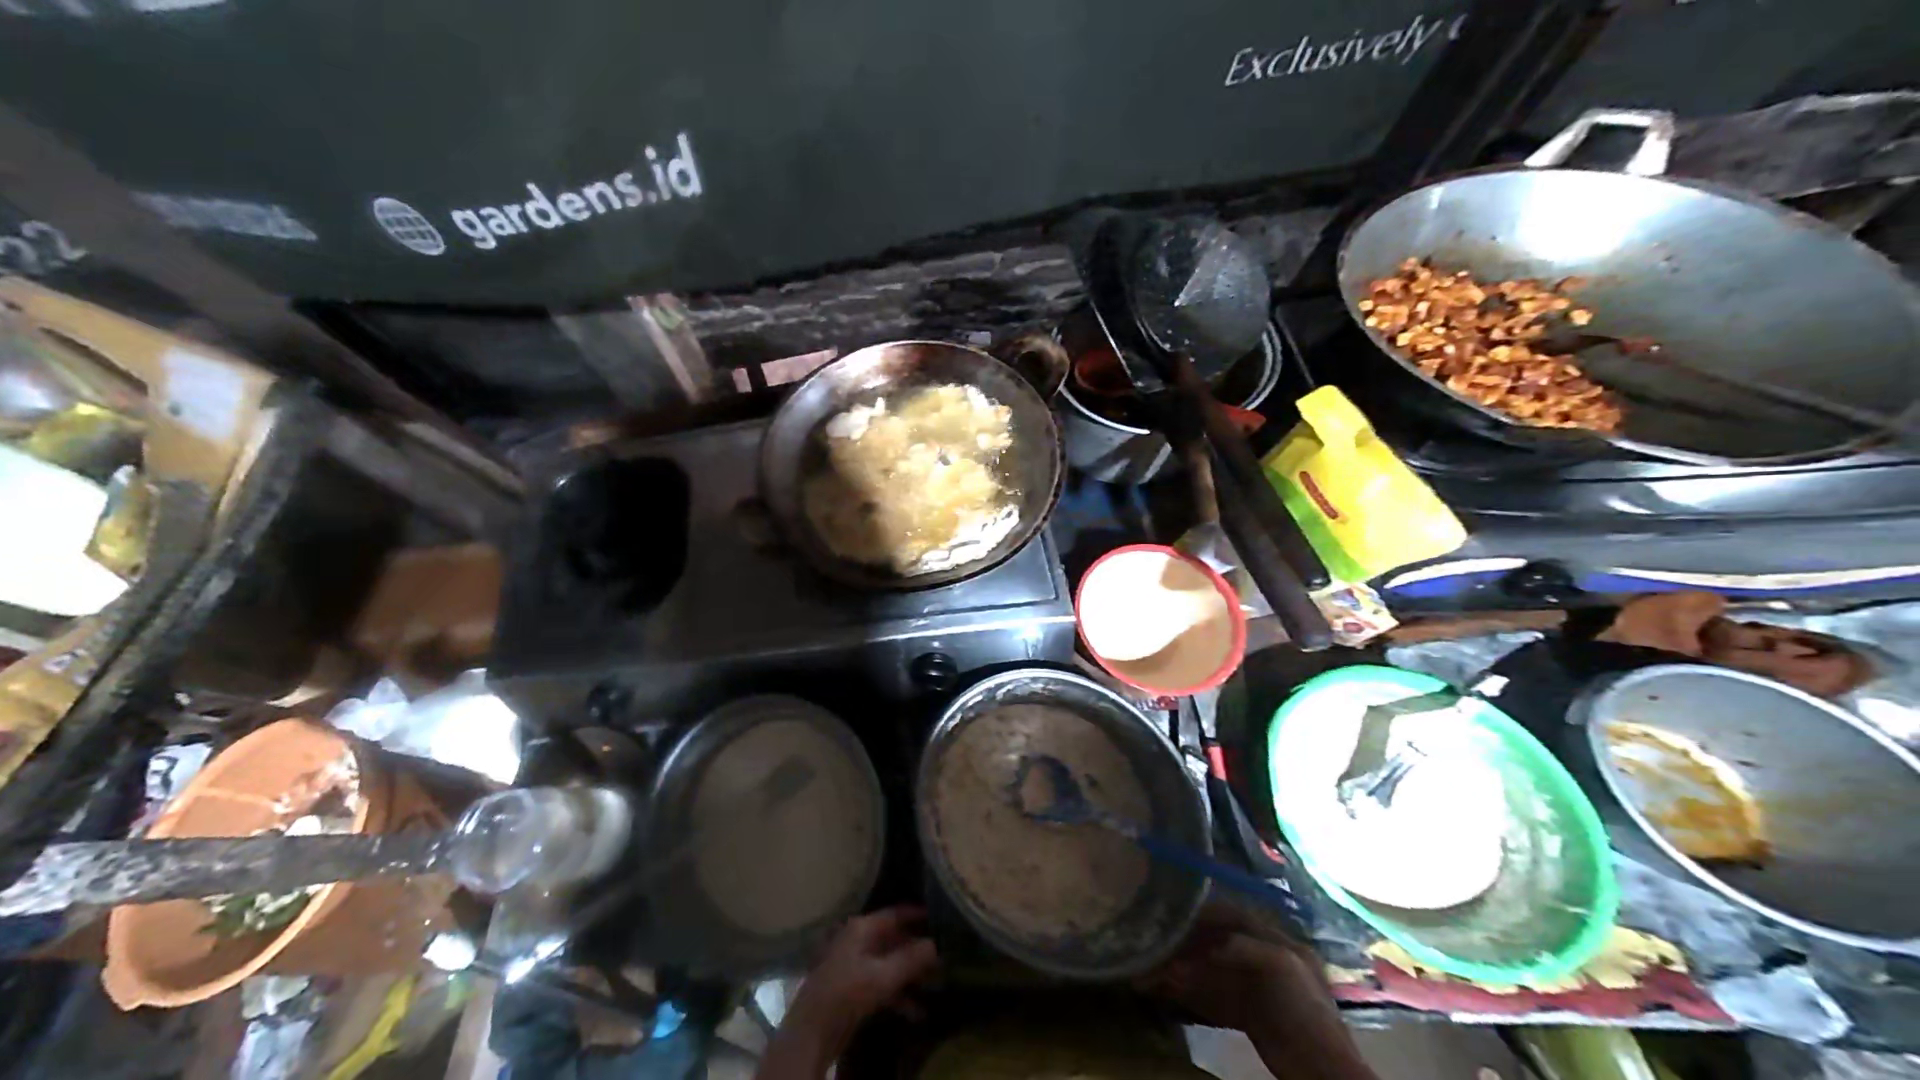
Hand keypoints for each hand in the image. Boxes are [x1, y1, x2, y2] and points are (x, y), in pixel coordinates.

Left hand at [760, 907, 939, 1079]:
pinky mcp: (854, 990)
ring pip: (890, 964)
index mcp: (862, 929)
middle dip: (918, 951)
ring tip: (936, 985)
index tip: (940, 916)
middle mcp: (858, 941)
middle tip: (944, 956)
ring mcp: (855, 966)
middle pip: (894, 940)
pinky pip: (882, 985)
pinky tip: (917, 1011)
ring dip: (911, 976)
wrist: (812, 1032)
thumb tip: (936, 944)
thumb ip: (911, 959)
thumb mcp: (883, 976)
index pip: (895, 913)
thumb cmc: (846, 993)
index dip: (917, 914)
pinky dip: (899, 995)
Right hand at [1138, 903, 1375, 1079]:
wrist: (1322, 1071)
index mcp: (1280, 941)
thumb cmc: (1304, 1009)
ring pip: (1213, 971)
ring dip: (1185, 970)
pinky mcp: (1249, 1015)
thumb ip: (1244, 946)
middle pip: (1220, 944)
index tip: (1177, 913)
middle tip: (1159, 945)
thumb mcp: (1281, 965)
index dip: (1207, 913)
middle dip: (1189, 944)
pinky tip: (1170, 990)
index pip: (1237, 917)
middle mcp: (1267, 960)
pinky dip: (1192, 993)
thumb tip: (1208, 946)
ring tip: (1156, 970)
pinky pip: (1214, 997)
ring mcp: (1258, 990)